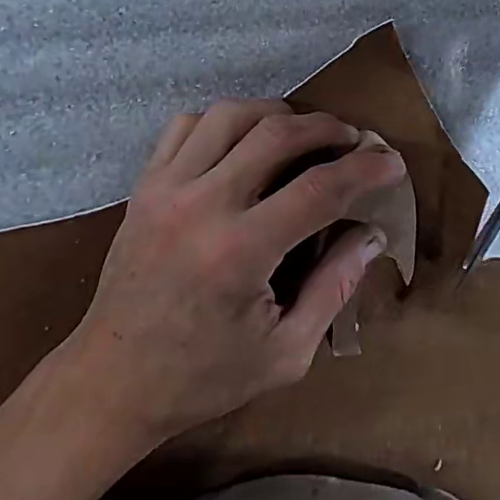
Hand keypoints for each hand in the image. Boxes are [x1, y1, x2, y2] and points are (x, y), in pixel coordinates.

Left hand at [56, 99, 405, 459]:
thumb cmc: (202, 377)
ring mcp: (165, 189)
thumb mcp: (286, 353)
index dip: (366, 169)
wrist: (108, 385)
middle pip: (278, 133)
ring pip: (232, 114)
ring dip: (279, 114)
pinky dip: (227, 122)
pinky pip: (188, 124)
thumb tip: (373, 233)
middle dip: (328, 128)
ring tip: (303, 135)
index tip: (392, 162)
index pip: (320, 188)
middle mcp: (201, 206)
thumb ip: (336, 287)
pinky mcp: (144, 187)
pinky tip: (245, 144)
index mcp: (239, 253)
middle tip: (353, 142)